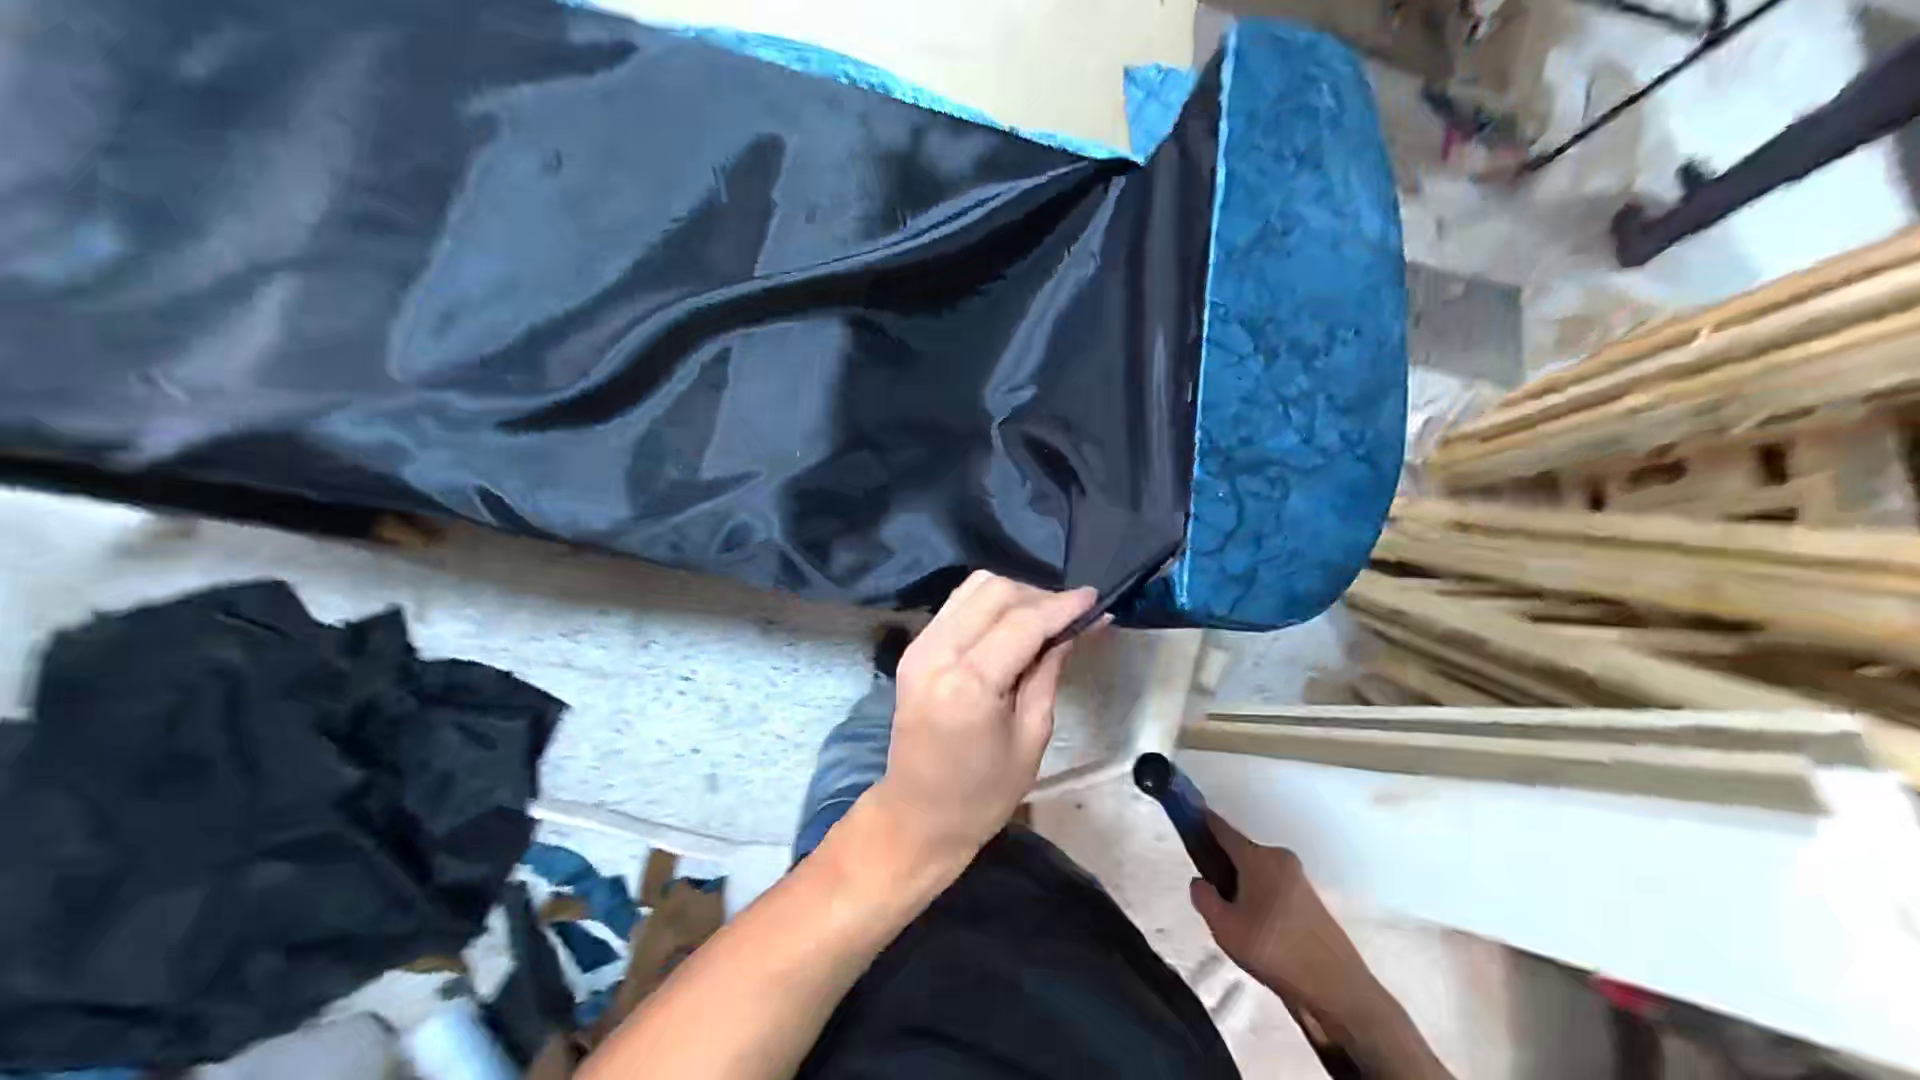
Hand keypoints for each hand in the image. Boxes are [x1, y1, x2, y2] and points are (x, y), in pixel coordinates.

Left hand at [867, 571, 1096, 867]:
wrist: (918, 815)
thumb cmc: (983, 794)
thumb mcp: (1032, 736)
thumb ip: (1049, 671)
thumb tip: (1074, 627)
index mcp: (968, 684)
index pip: (1022, 622)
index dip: (1062, 606)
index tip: (1095, 599)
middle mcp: (936, 653)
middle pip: (995, 592)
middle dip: (1039, 596)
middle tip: (1071, 616)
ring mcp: (919, 647)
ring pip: (973, 588)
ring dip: (1014, 595)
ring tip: (1045, 619)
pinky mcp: (913, 649)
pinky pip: (957, 606)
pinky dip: (989, 605)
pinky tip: (1012, 626)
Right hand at [1189, 812, 1382, 1025]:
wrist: (1336, 989)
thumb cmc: (1274, 950)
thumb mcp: (1224, 928)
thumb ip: (1203, 898)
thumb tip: (1200, 882)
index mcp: (1258, 858)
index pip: (1224, 829)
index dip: (1204, 821)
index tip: (1189, 814)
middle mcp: (1281, 859)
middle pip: (1242, 852)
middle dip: (1223, 864)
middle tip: (1210, 894)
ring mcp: (1299, 879)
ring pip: (1258, 872)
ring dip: (1243, 884)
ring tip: (1235, 918)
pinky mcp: (1311, 900)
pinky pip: (1274, 887)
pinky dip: (1261, 896)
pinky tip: (1258, 927)